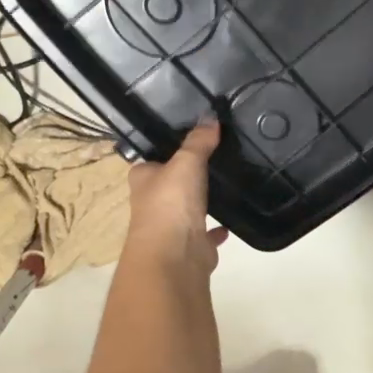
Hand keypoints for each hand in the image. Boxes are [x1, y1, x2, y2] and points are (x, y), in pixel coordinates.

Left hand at [124, 119, 229, 273]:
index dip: (167, 151)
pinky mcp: (191, 246)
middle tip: (215, 161)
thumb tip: (211, 117)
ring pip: (188, 209)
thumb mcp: (186, 162)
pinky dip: (216, 230)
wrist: (174, 255)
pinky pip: (206, 234)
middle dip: (187, 178)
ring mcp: (171, 227)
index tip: (191, 142)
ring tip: (226, 186)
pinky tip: (229, 223)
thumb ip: (199, 142)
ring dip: (201, 202)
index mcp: (143, 179)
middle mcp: (152, 202)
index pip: (152, 160)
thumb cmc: (171, 202)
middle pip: (170, 185)